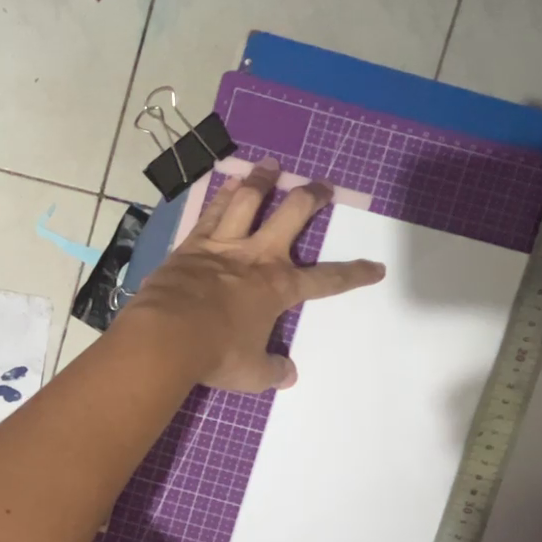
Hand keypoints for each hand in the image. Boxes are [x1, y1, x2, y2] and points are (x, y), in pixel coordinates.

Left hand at [121, 158, 384, 392]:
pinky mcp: (190, 245)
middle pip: (292, 216)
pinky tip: (228, 182)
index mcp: (278, 288)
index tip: (375, 268)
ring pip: (248, 201)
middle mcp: (256, 258)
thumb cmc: (215, 354)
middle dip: (312, 198)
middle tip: (322, 186)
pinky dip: (222, 194)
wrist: (166, 336)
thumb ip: (272, 370)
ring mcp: (222, 246)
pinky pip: (211, 212)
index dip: (353, 274)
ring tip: (271, 166)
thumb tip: (287, 375)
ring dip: (263, 181)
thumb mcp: (250, 373)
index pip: (326, 280)